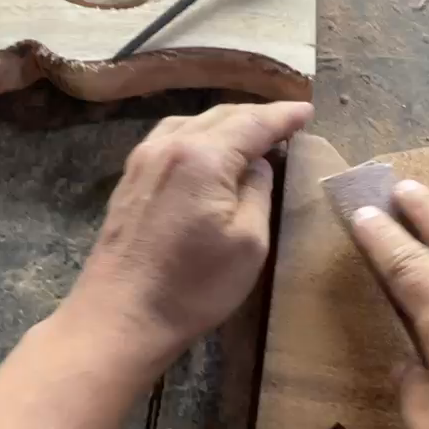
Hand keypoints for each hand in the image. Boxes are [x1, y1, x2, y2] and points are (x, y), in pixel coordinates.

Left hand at [65, 101, 313, 366]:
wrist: (121, 318)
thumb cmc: (193, 287)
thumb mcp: (249, 243)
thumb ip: (258, 192)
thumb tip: (257, 165)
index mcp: (203, 157)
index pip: (253, 123)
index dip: (283, 116)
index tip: (308, 110)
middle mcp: (169, 146)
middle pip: (221, 116)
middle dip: (257, 115)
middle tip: (287, 120)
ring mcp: (143, 161)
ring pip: (193, 123)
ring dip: (227, 122)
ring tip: (252, 132)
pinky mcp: (129, 180)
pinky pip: (171, 139)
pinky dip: (199, 134)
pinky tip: (208, 149)